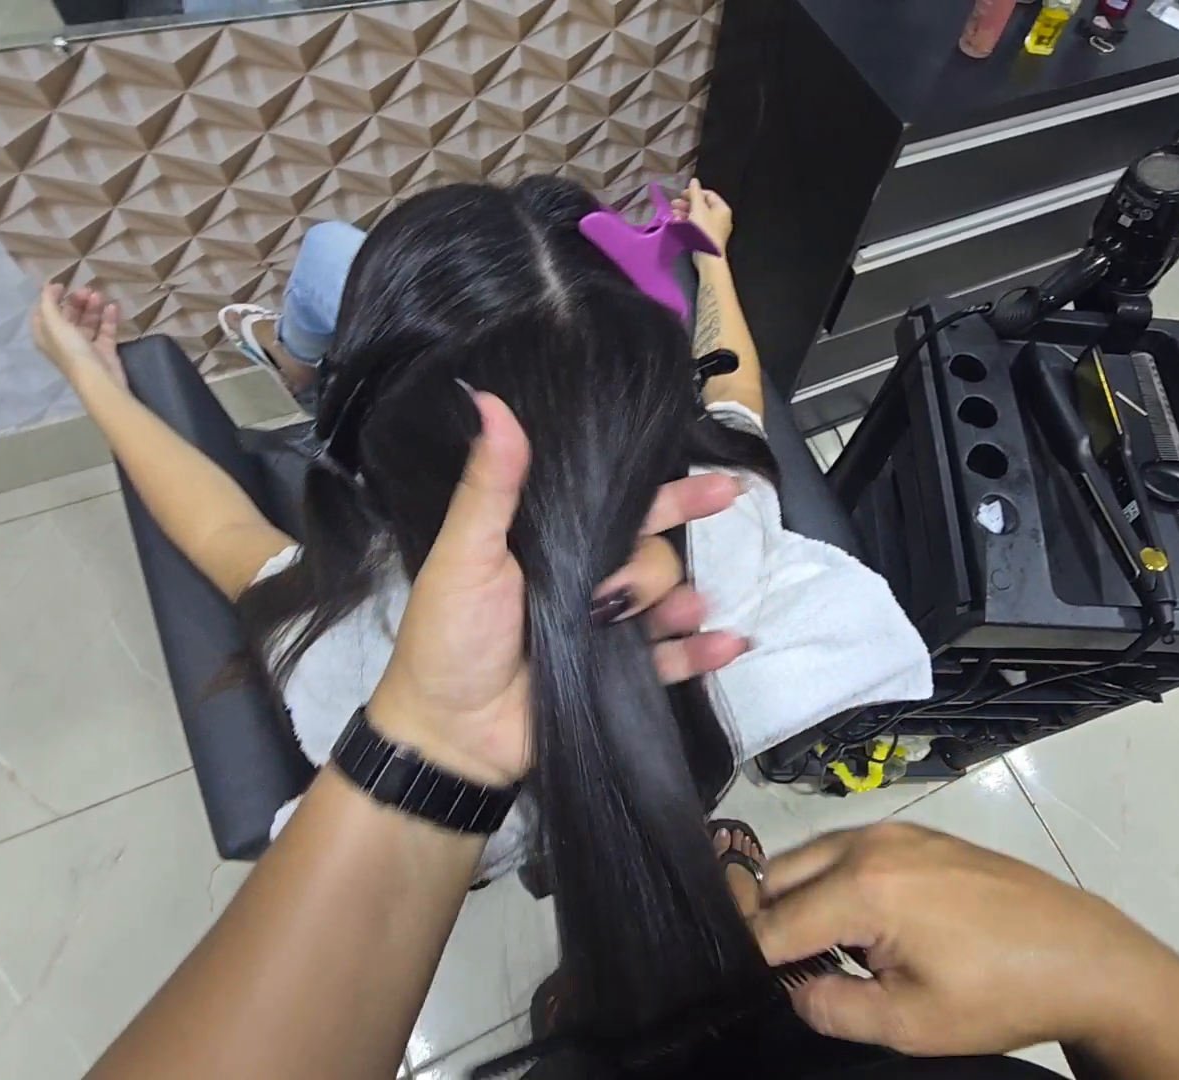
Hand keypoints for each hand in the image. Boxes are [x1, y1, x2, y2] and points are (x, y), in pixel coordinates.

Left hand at [31, 284, 127, 390]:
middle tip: (88, 290)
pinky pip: (105, 330)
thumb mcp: (53, 323)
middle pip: (68, 315)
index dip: (51, 296)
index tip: (64, 285)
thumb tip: (51, 285)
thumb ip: (49, 301)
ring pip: (88, 321)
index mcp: (45, 334)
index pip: (45, 311)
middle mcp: (63, 339)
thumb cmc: (71, 350)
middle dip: (77, 301)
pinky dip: (108, 318)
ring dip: (93, 307)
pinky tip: (113, 307)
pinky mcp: (104, 349)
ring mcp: (85, 344)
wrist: (98, 379)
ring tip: (101, 296)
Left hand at [366, 390, 748, 785]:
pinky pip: (672, 661)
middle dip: (657, 561)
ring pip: (667, 602)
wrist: (449, 732)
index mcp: (558, 546)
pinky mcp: (619, 676)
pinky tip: (729, 645)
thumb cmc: (450, 635)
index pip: (624, 509)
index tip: (721, 487)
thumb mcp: (467, 554)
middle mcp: (590, 581)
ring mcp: (609, 630)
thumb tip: (488, 399)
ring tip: (676, 613)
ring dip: (683, 603)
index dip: (672, 495)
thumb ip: (491, 485)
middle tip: (634, 579)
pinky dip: (703, 652)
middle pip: (653, 554)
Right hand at [673, 179, 732, 250]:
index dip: (694, 192)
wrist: (708, 258)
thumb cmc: (704, 230)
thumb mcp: (698, 208)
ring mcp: (715, 230)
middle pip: (702, 206)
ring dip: (685, 214)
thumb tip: (694, 180)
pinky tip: (678, 224)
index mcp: (722, 208)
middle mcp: (721, 218)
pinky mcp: (708, 240)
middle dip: (687, 204)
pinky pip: (698, 228)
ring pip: (699, 217)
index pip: (708, 194)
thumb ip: (695, 193)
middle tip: (673, 205)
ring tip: (672, 215)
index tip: (681, 195)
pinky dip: (688, 224)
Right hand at [751, 823, 1178, 1057]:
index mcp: (861, 887)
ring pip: (808, 855)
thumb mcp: (914, 1023)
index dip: (754, 956)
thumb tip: (792, 988)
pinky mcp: (911, 831)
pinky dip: (828, 879)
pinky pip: (843, 849)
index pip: (774, 921)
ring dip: (796, 896)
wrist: (1082, 952)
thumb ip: (835, 1009)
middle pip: (778, 874)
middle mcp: (865, 842)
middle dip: (765, 918)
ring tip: (817, 949)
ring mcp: (890, 830)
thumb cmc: (998, 993)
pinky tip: (854, 920)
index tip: (742, 983)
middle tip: (777, 967)